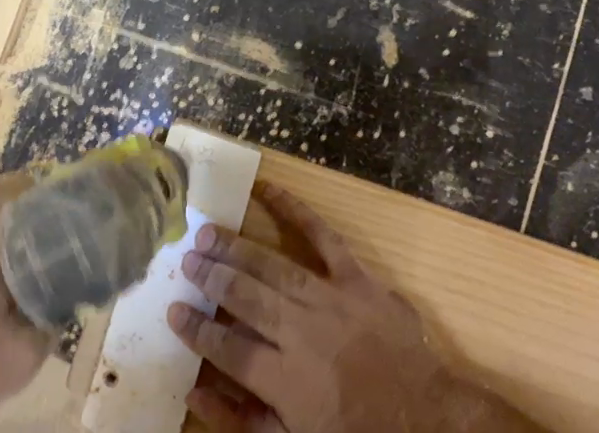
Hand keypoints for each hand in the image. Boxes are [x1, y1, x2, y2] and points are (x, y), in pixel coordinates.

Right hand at [165, 182, 538, 432]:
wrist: (425, 417)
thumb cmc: (354, 431)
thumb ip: (240, 419)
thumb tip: (193, 391)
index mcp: (282, 378)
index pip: (225, 347)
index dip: (195, 328)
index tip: (173, 309)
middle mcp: (300, 332)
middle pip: (243, 297)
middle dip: (209, 277)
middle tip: (184, 258)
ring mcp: (329, 299)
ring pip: (271, 266)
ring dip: (236, 248)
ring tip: (206, 232)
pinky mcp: (356, 278)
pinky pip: (322, 236)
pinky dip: (294, 209)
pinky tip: (266, 189)